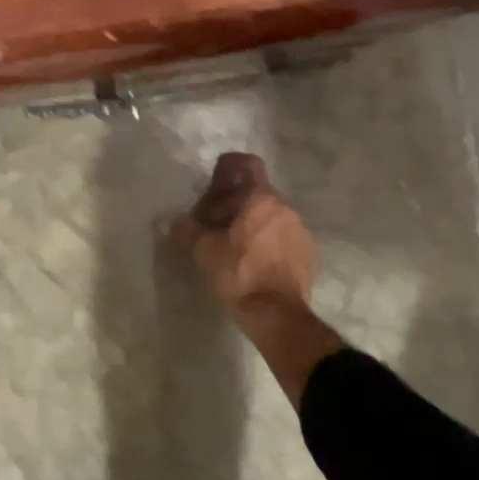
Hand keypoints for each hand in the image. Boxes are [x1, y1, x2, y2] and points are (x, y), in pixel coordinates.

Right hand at [176, 153, 342, 407]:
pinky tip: (254, 261)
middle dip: (235, 202)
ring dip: (253, 222)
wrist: (278, 315)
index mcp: (260, 199)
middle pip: (258, 192)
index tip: (215, 179)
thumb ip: (187, 230)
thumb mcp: (205, 252)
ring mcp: (300, 230)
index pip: (247, 164)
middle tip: (215, 221)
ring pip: (272, 215)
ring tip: (234, 243)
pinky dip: (268, 241)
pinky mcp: (308, 253)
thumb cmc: (239, 275)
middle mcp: (285, 208)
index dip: (229, 166)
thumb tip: (170, 219)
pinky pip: (284, 236)